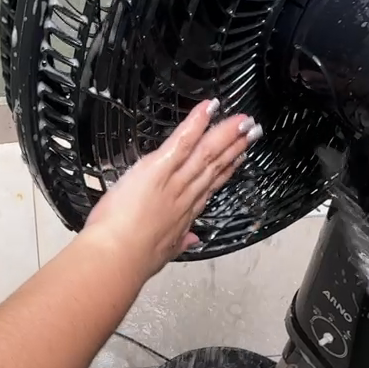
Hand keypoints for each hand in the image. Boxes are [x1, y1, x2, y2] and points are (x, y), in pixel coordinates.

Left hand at [76, 100, 259, 276]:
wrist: (117, 256)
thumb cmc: (133, 259)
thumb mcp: (162, 253)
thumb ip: (178, 242)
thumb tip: (191, 241)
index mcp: (183, 214)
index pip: (209, 187)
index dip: (225, 171)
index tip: (238, 158)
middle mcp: (184, 195)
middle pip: (213, 166)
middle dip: (233, 147)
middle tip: (250, 131)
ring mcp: (173, 180)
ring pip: (205, 153)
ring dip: (224, 133)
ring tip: (241, 120)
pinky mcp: (157, 169)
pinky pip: (182, 141)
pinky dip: (196, 123)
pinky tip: (209, 108)